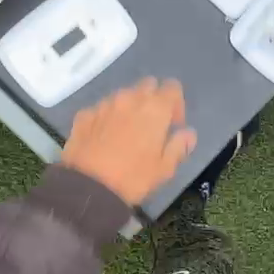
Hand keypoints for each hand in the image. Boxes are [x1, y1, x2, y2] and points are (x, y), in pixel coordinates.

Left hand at [59, 79, 196, 206]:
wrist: (88, 187)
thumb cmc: (133, 178)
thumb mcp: (165, 169)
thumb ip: (179, 146)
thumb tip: (188, 133)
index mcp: (155, 109)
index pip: (172, 87)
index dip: (176, 104)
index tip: (174, 125)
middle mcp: (130, 98)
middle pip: (147, 85)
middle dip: (153, 100)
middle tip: (151, 125)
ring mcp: (104, 104)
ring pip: (123, 95)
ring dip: (129, 107)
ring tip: (126, 132)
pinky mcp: (84, 114)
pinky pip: (101, 108)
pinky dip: (107, 117)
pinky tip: (104, 138)